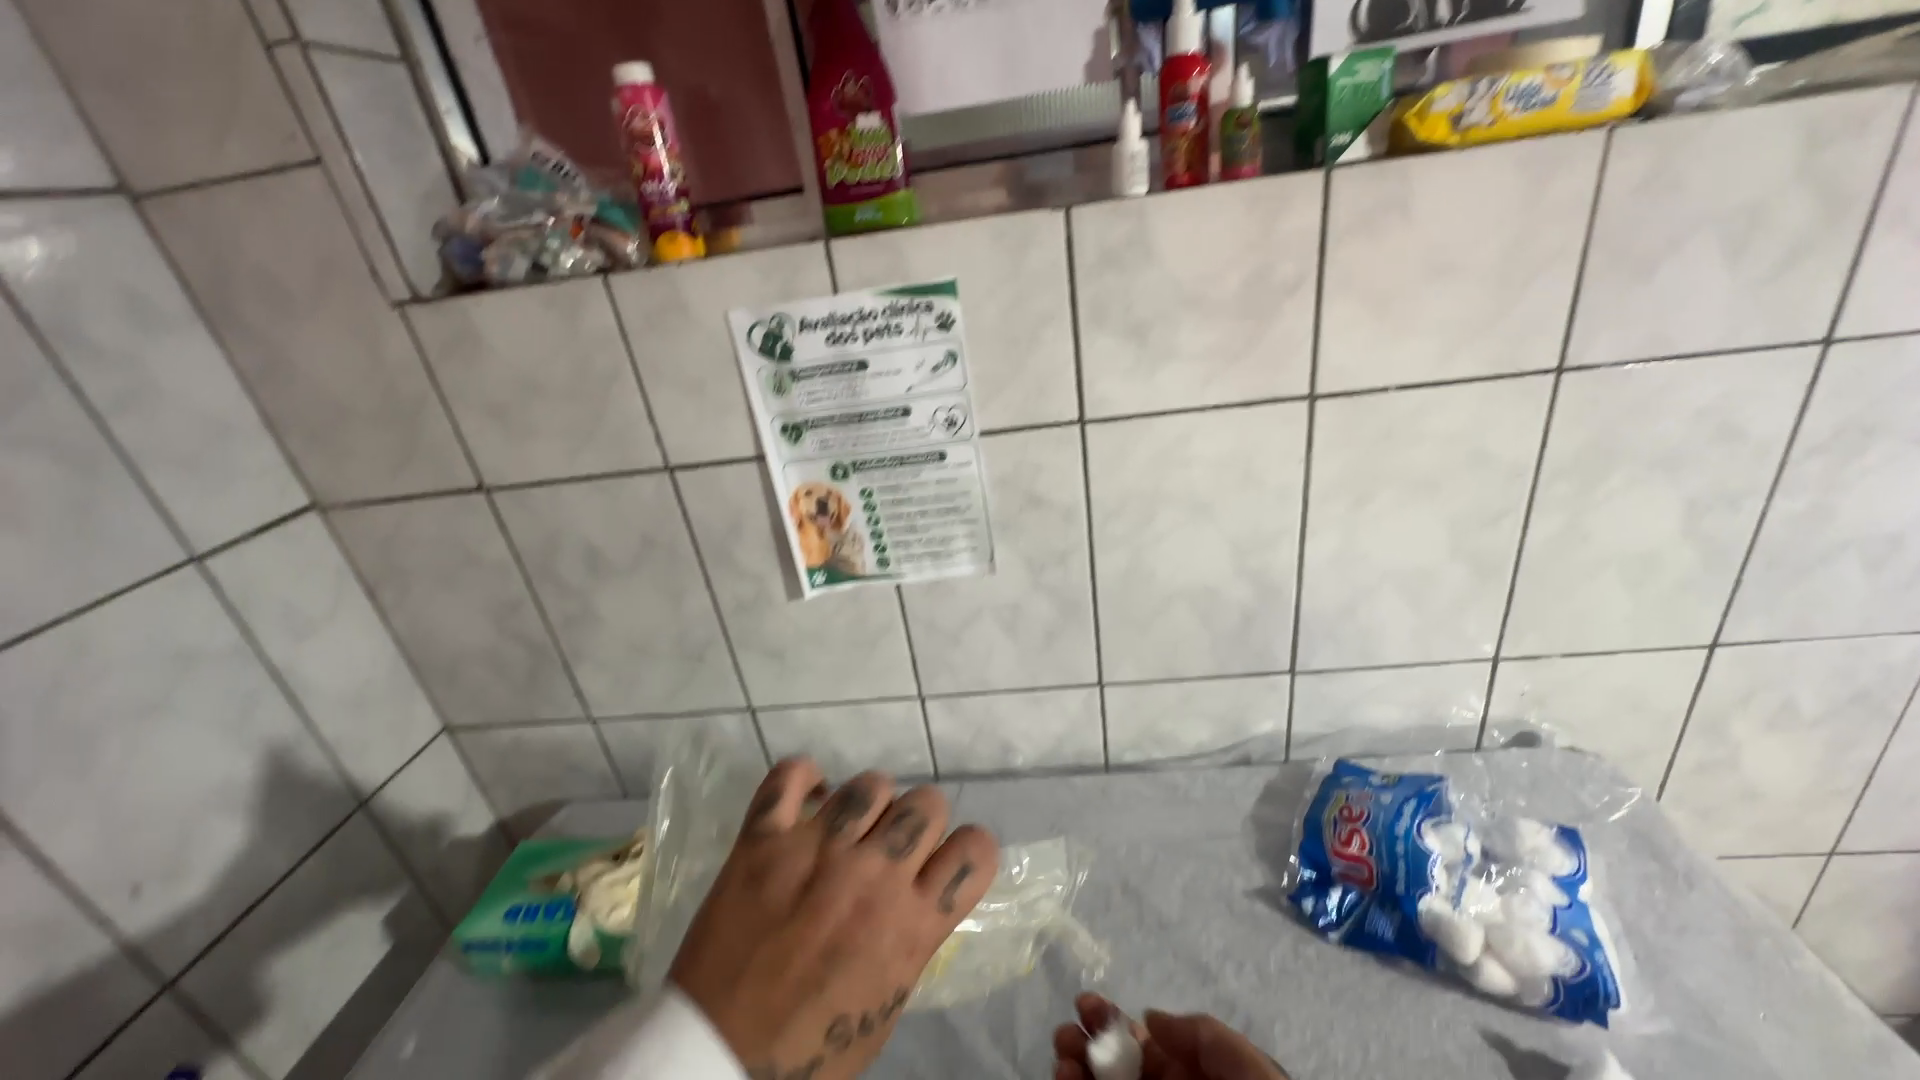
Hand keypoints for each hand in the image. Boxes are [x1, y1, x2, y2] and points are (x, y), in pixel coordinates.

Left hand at [669, 759, 997, 1079]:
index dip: (966, 851)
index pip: (976, 849)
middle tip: (893, 846)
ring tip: (850, 826)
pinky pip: (789, 776)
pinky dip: (803, 775)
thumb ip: (912, 938)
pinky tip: (809, 795)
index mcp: (912, 924)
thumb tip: (918, 895)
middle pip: (926, 803)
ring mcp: (816, 851)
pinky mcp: (762, 841)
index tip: (944, 864)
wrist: (720, 1055)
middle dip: (918, 821)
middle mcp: (873, 876)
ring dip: (869, 802)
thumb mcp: (888, 1002)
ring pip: (869, 785)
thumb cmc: (812, 1048)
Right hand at [1054, 994, 1290, 1079]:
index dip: (1114, 1022)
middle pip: (1115, 1069)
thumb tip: (1149, 1017)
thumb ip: (1202, 1035)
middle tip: (1067, 1034)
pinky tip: (1066, 1079)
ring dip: (1075, 1071)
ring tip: (1064, 1057)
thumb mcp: (1251, 1071)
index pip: (1146, 1046)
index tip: (1087, 1005)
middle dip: (1086, 1045)